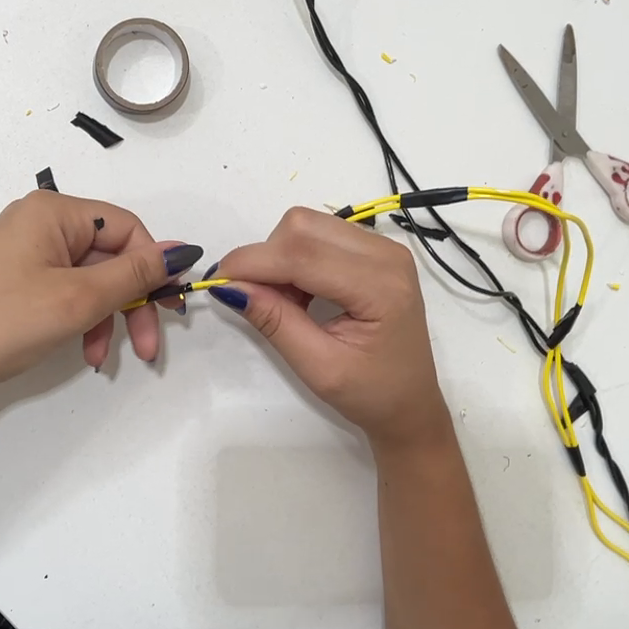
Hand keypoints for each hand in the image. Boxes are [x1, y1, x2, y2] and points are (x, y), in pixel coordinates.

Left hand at [0, 191, 200, 399]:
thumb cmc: (4, 323)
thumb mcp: (79, 299)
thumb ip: (135, 273)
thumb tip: (183, 249)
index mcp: (54, 211)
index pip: (127, 227)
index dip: (153, 265)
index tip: (171, 308)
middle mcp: (39, 221)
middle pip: (109, 254)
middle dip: (131, 301)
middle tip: (149, 346)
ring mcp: (24, 249)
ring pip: (89, 277)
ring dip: (106, 316)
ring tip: (102, 357)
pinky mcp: (15, 277)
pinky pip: (65, 289)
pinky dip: (80, 318)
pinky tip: (83, 350)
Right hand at [209, 208, 447, 449]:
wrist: (411, 404)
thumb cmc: (371, 394)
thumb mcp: (318, 367)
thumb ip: (274, 321)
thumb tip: (228, 285)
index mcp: (380, 287)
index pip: (301, 254)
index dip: (252, 262)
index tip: (217, 282)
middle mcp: (385, 254)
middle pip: (302, 227)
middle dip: (266, 258)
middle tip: (259, 300)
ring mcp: (382, 247)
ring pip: (307, 225)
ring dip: (280, 256)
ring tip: (285, 300)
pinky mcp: (373, 249)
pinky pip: (319, 233)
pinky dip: (296, 256)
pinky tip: (301, 292)